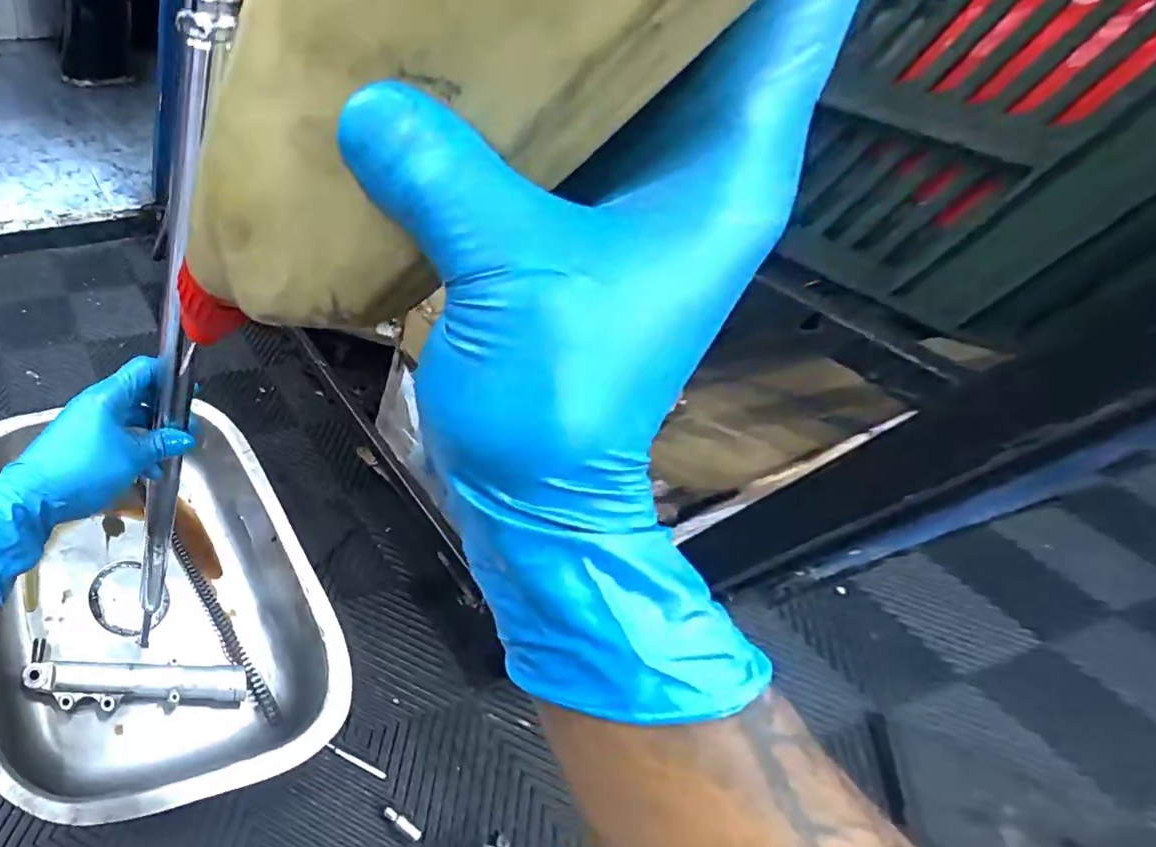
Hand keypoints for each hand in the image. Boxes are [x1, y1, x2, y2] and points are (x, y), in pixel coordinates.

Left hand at [0, 355, 194, 605]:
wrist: (34, 498)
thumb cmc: (79, 471)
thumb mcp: (131, 457)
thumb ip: (160, 444)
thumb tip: (182, 437)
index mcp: (107, 396)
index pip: (143, 370)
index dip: (168, 375)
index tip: (188, 387)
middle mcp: (95, 405)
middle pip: (138, 396)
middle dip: (164, 412)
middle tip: (184, 428)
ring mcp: (87, 424)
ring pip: (128, 420)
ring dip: (150, 435)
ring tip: (169, 454)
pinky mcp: (81, 444)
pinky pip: (115, 438)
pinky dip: (134, 448)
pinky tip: (146, 468)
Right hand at [337, 0, 854, 721]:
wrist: (526, 490)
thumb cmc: (555, 395)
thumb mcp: (511, 277)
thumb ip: (447, 183)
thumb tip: (367, 106)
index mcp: (722, 168)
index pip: (788, 7)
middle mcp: (684, 178)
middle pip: (689, 37)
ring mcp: (618, 214)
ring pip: (612, 96)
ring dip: (568, 46)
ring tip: (508, 3)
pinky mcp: (559, 246)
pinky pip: (548, 157)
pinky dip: (516, 121)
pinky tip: (465, 86)